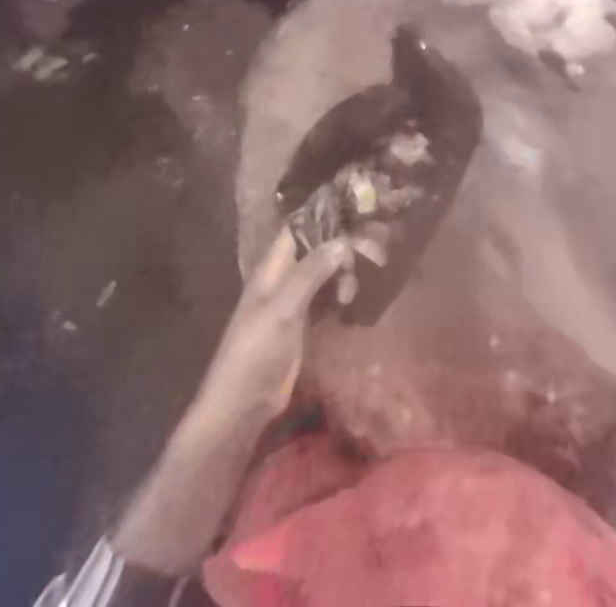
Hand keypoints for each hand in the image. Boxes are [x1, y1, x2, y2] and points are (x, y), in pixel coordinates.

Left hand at [192, 229, 349, 428]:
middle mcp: (282, 279)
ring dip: (343, 274)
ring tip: (357, 288)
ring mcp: (293, 302)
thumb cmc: (256, 351)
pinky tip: (356, 301)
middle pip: (315, 250)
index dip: (323, 218)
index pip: (297, 229)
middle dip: (342, 248)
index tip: (356, 213)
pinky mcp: (302, 325)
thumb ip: (310, 273)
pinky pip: (325, 299)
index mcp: (271, 269)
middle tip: (373, 254)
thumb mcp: (283, 308)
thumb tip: (343, 240)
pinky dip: (340, 295)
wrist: (243, 403)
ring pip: (323, 275)